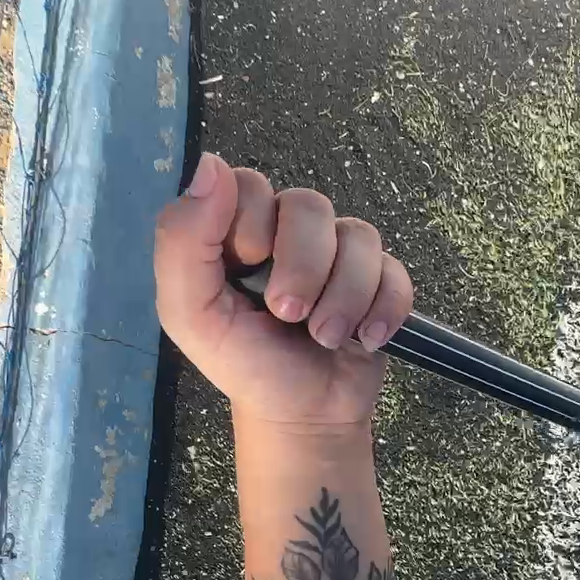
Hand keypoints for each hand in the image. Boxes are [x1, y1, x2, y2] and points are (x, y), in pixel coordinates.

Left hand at [153, 153, 414, 427]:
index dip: (254, 224)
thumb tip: (212, 162)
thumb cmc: (247, 366)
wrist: (306, 416)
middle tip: (289, 315)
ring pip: (360, 237)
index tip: (248, 270)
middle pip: (310, 205)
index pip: (252, 185)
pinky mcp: (383, 287)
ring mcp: (343, 259)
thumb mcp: (191, 312)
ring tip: (327, 339)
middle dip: (304, 266)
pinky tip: (366, 339)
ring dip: (345, 296)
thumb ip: (184, 240)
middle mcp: (292, 235)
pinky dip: (384, 309)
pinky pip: (396, 274)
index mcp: (239, 231)